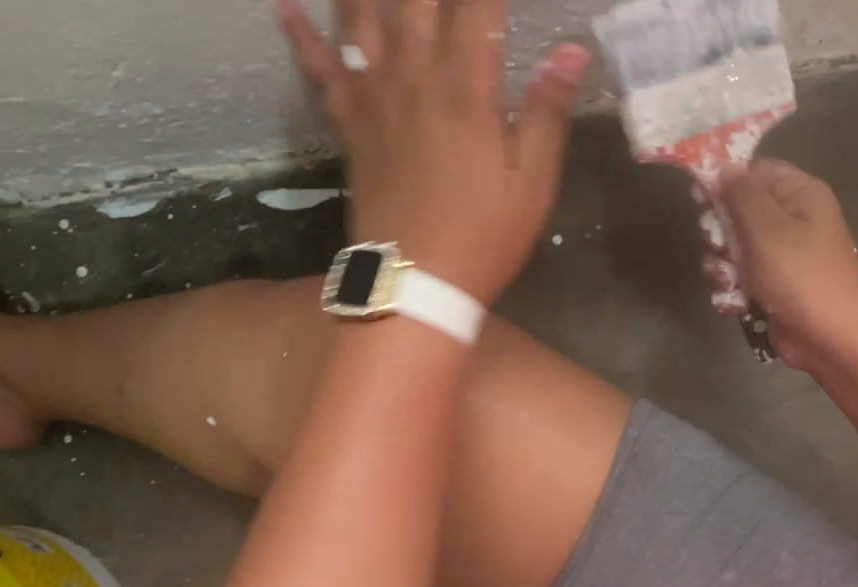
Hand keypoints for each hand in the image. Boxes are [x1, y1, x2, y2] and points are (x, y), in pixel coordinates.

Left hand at [280, 0, 589, 305]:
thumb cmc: (483, 239)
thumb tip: (571, 51)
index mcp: (466, 90)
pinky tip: (286, 6)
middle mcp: (415, 79)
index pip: (477, 7)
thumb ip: (546, 113)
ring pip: (360, 18)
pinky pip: (321, 72)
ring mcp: (375, 101)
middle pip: (415, 0)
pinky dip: (302, 35)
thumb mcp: (532, 185)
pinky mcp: (351, 127)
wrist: (416, 286)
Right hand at [721, 159, 857, 370]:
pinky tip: (735, 305)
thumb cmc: (801, 276)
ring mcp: (780, 256)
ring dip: (722, 269)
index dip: (727, 183)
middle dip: (720, 234)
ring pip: (733, 250)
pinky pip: (740, 279)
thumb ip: (741, 195)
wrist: (829, 337)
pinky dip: (732, 292)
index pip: (755, 172)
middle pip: (738, 213)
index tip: (702, 199)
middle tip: (720, 249)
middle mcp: (791, 220)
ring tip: (729, 284)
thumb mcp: (767, 228)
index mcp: (799, 195)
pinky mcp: (771, 287)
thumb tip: (724, 168)